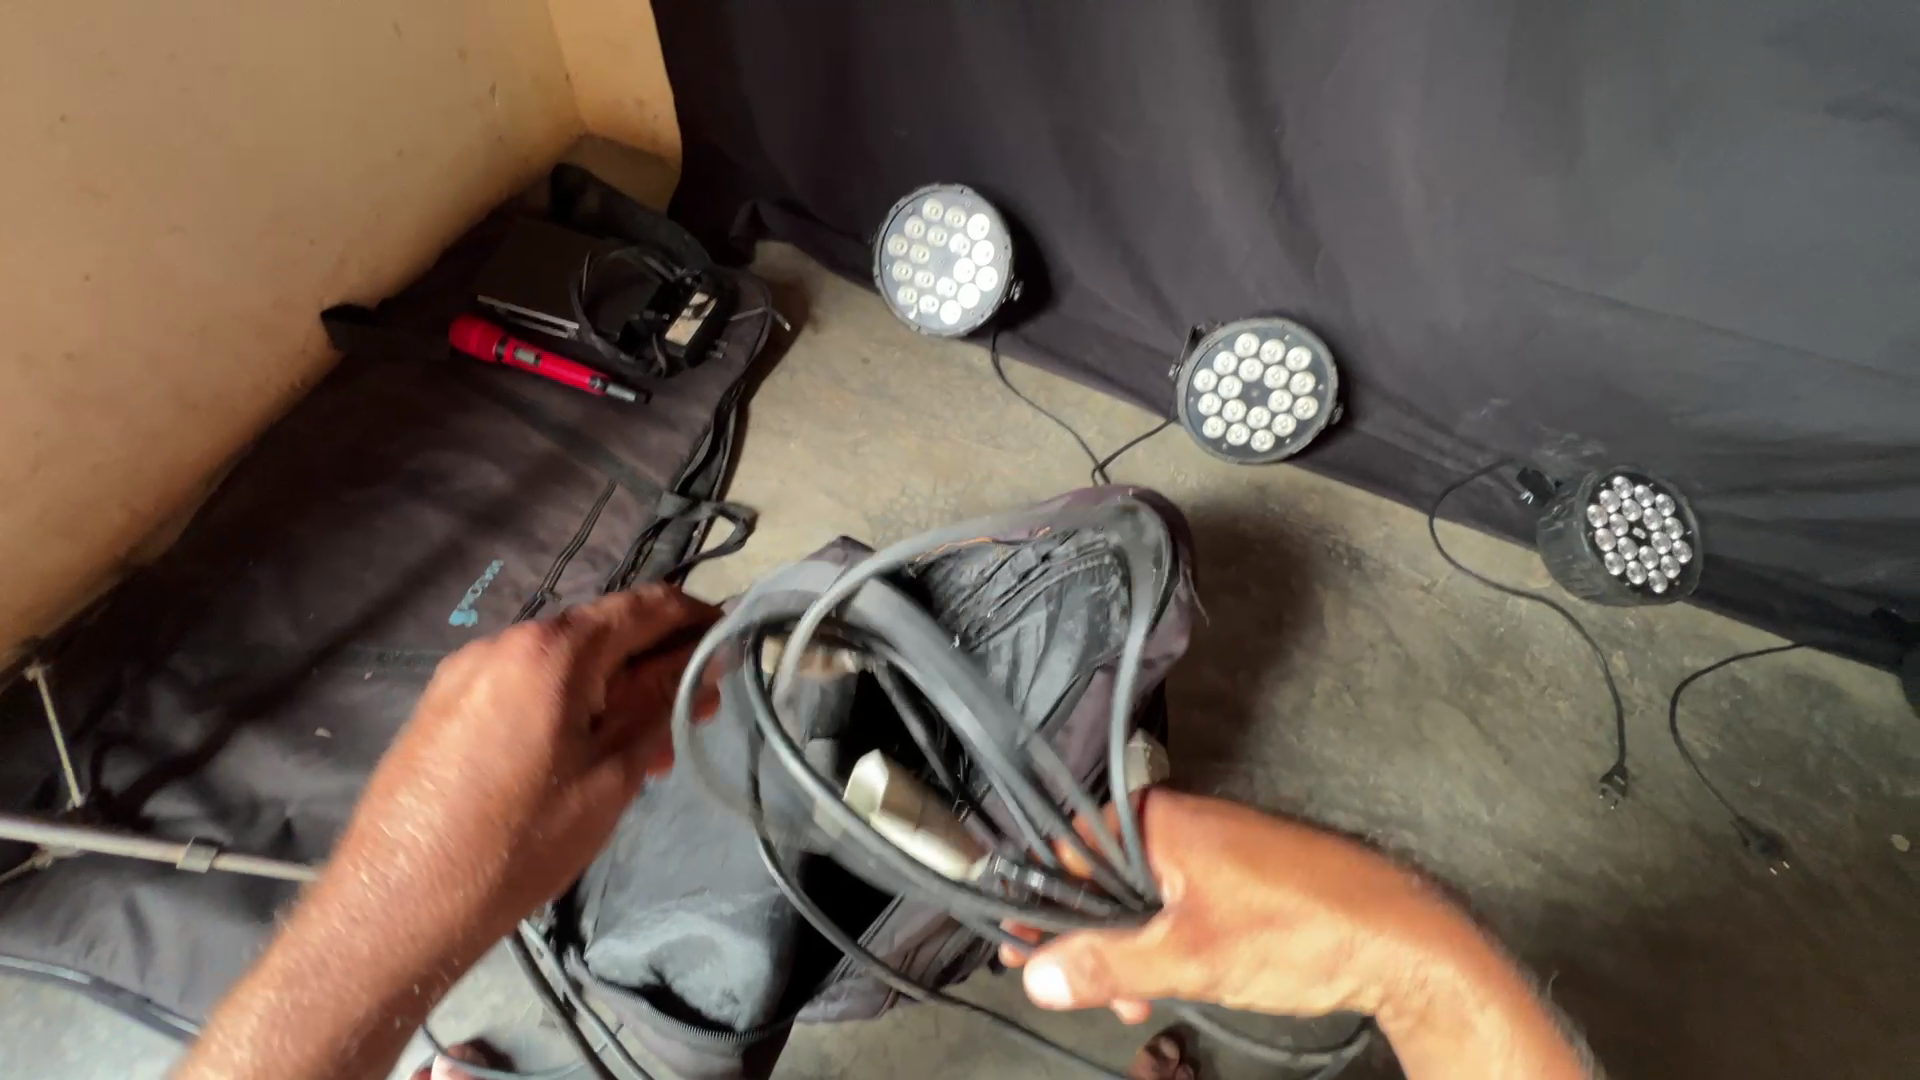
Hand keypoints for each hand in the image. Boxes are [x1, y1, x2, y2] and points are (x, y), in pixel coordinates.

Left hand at [316, 585, 719, 966]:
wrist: (391, 912)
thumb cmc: (522, 841)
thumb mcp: (615, 769)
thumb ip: (665, 701)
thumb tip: (710, 658)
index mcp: (553, 649)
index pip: (648, 606)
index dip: (699, 619)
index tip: (732, 647)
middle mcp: (508, 640)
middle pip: (607, 629)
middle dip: (660, 661)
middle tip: (697, 710)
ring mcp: (470, 669)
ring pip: (570, 660)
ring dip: (619, 685)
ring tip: (647, 743)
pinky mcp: (447, 701)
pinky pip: (531, 682)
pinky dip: (575, 699)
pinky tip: (589, 748)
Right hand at [1005, 790, 1465, 1025]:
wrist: (1399, 937)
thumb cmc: (1298, 928)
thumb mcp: (1189, 955)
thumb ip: (1108, 964)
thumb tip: (1039, 973)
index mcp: (1155, 820)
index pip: (1070, 854)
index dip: (1043, 906)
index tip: (1022, 947)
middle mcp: (1175, 822)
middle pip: (1103, 879)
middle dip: (1092, 941)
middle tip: (1087, 991)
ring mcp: (1205, 845)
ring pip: (1140, 896)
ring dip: (1129, 948)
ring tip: (1134, 999)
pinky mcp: (1230, 871)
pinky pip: (1174, 899)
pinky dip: (1162, 939)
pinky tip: (1169, 978)